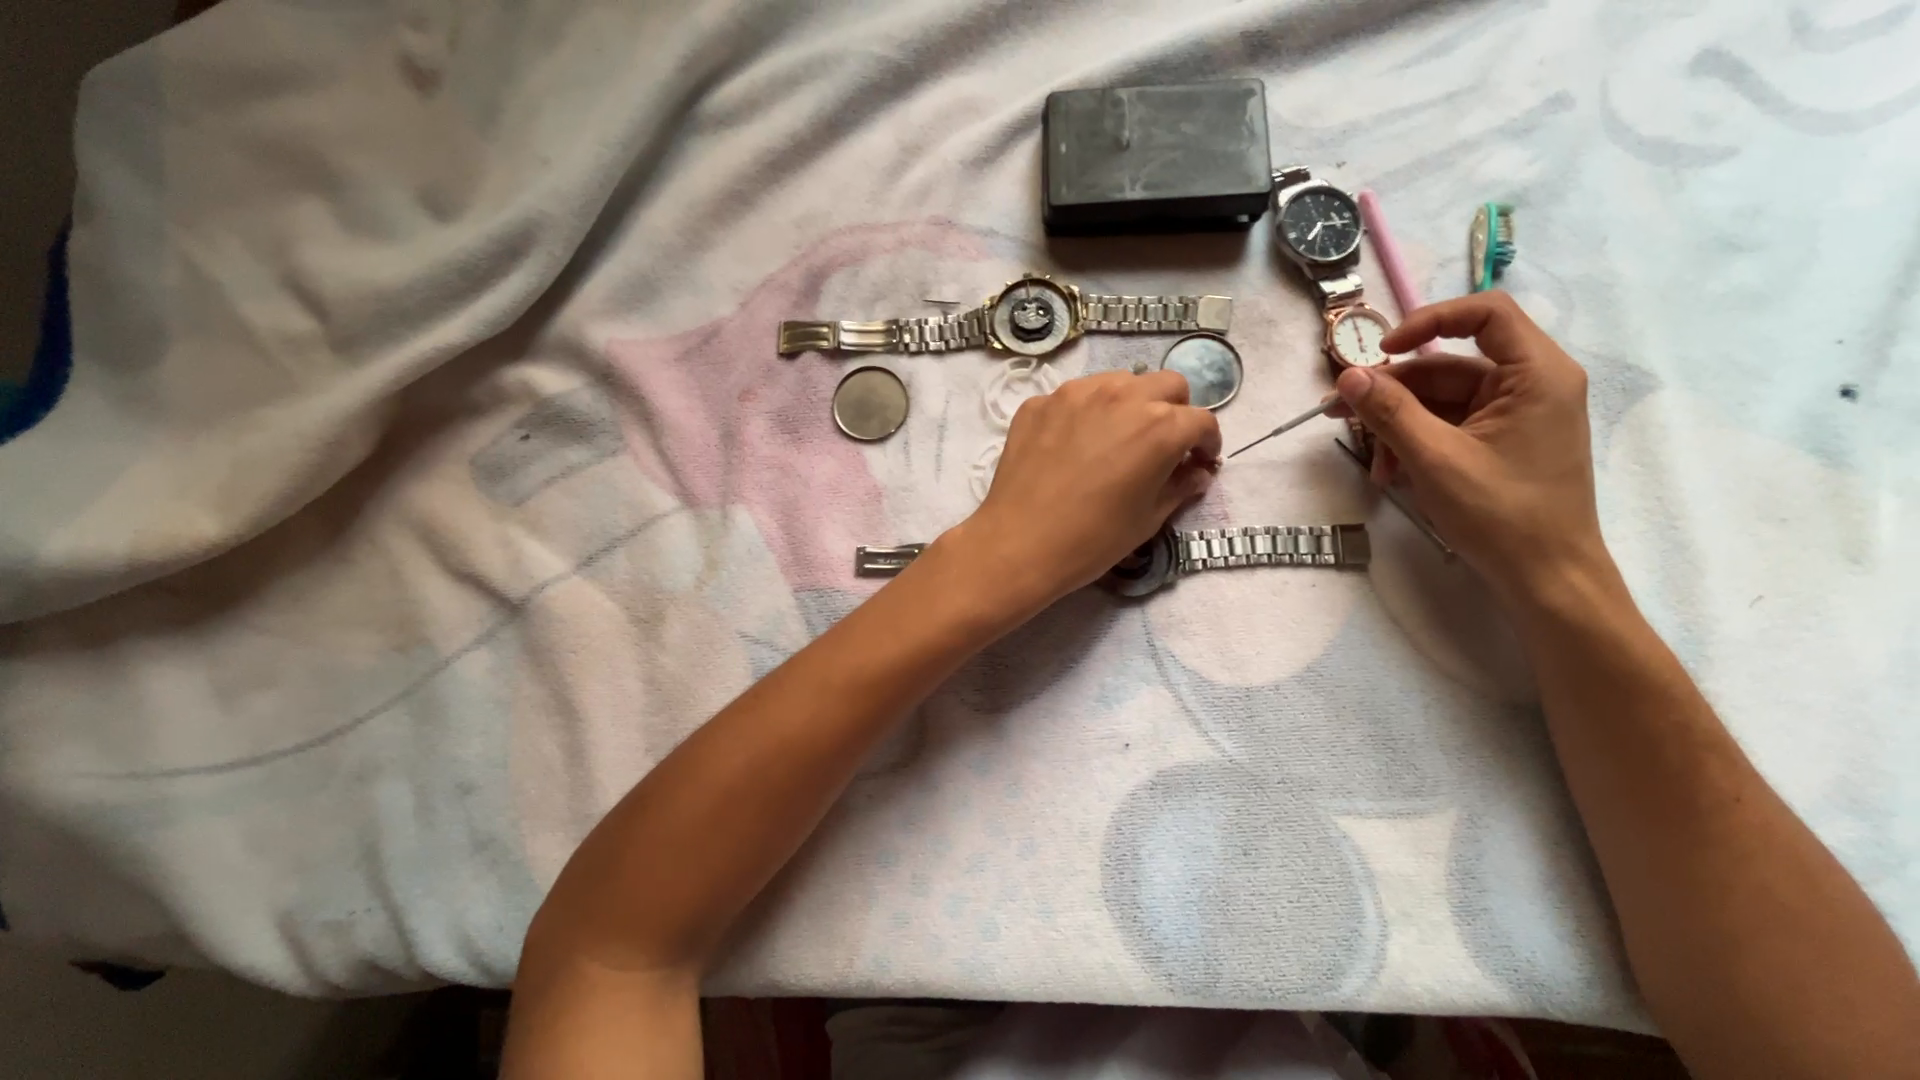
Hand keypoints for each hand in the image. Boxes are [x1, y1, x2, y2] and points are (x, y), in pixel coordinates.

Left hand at [953, 370, 1220, 607]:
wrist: (1020, 543)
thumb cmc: (1093, 539)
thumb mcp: (1148, 519)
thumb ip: (1179, 487)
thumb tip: (1197, 474)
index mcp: (1160, 426)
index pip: (1201, 421)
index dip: (1207, 443)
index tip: (1200, 462)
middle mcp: (1122, 396)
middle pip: (1167, 385)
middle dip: (1175, 410)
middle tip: (1163, 444)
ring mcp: (1076, 394)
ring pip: (1119, 381)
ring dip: (1131, 403)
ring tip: (1118, 438)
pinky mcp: (1040, 402)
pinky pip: (1075, 397)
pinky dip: (1086, 413)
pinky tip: (1075, 446)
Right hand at [1332, 292, 1611, 606]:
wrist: (1548, 579)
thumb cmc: (1502, 514)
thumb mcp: (1435, 460)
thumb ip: (1389, 412)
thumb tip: (1347, 376)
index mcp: (1536, 374)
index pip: (1485, 314)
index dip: (1429, 321)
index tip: (1381, 351)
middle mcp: (1532, 385)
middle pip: (1449, 365)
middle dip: (1393, 392)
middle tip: (1339, 414)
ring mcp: (1517, 416)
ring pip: (1442, 400)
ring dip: (1399, 427)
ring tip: (1372, 464)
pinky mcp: (1504, 444)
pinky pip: (1451, 427)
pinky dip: (1418, 444)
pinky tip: (1393, 474)